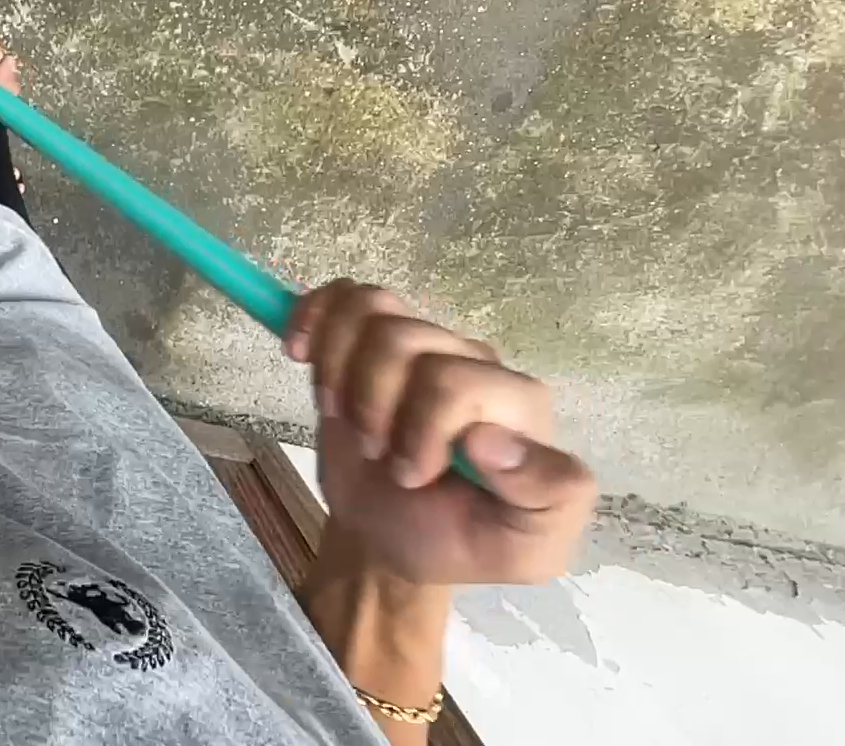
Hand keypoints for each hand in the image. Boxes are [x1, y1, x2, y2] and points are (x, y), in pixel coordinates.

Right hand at [285, 280, 596, 584]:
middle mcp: (469, 360)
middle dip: (369, 400)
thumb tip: (492, 439)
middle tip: (371, 449)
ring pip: (368, 307)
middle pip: (402, 336)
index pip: (454, 379)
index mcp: (516, 405)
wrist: (393, 537)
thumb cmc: (457, 542)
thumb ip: (545, 496)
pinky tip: (299, 353)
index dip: (417, 424)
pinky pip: (338, 295)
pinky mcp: (363, 339)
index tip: (408, 475)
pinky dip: (309, 318)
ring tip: (338, 412)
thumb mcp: (523, 548)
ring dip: (336, 366)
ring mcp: (415, 343)